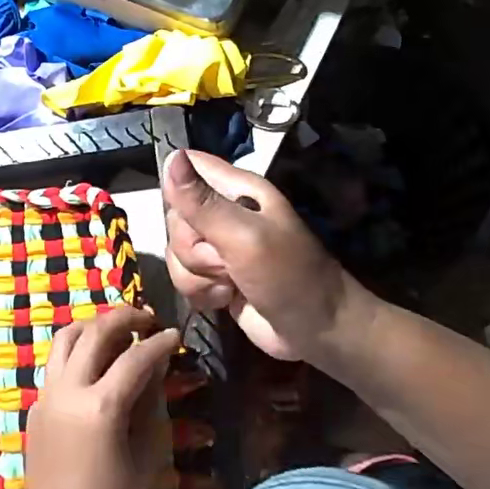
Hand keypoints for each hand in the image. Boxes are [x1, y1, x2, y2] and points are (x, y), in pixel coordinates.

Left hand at [23, 307, 179, 488]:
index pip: (135, 358)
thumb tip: (156, 364)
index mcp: (100, 408)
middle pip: (95, 332)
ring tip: (118, 329)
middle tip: (148, 318)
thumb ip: (152, 403)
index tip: (175, 334)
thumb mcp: (147, 455)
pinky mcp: (36, 402)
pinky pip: (56, 361)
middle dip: (124, 318)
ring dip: (94, 325)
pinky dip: (77, 348)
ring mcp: (47, 393)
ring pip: (66, 337)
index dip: (159, 343)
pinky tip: (96, 359)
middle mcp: (68, 390)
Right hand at [162, 149, 350, 361]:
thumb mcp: (244, 236)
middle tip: (224, 259)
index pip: (188, 164)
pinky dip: (200, 292)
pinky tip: (224, 297)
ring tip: (230, 281)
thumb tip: (171, 157)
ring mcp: (217, 246)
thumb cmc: (289, 275)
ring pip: (175, 250)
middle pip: (174, 217)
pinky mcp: (213, 276)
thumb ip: (203, 203)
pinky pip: (182, 276)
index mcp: (236, 189)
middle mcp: (222, 211)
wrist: (317, 331)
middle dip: (191, 246)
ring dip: (197, 274)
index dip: (175, 183)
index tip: (187, 213)